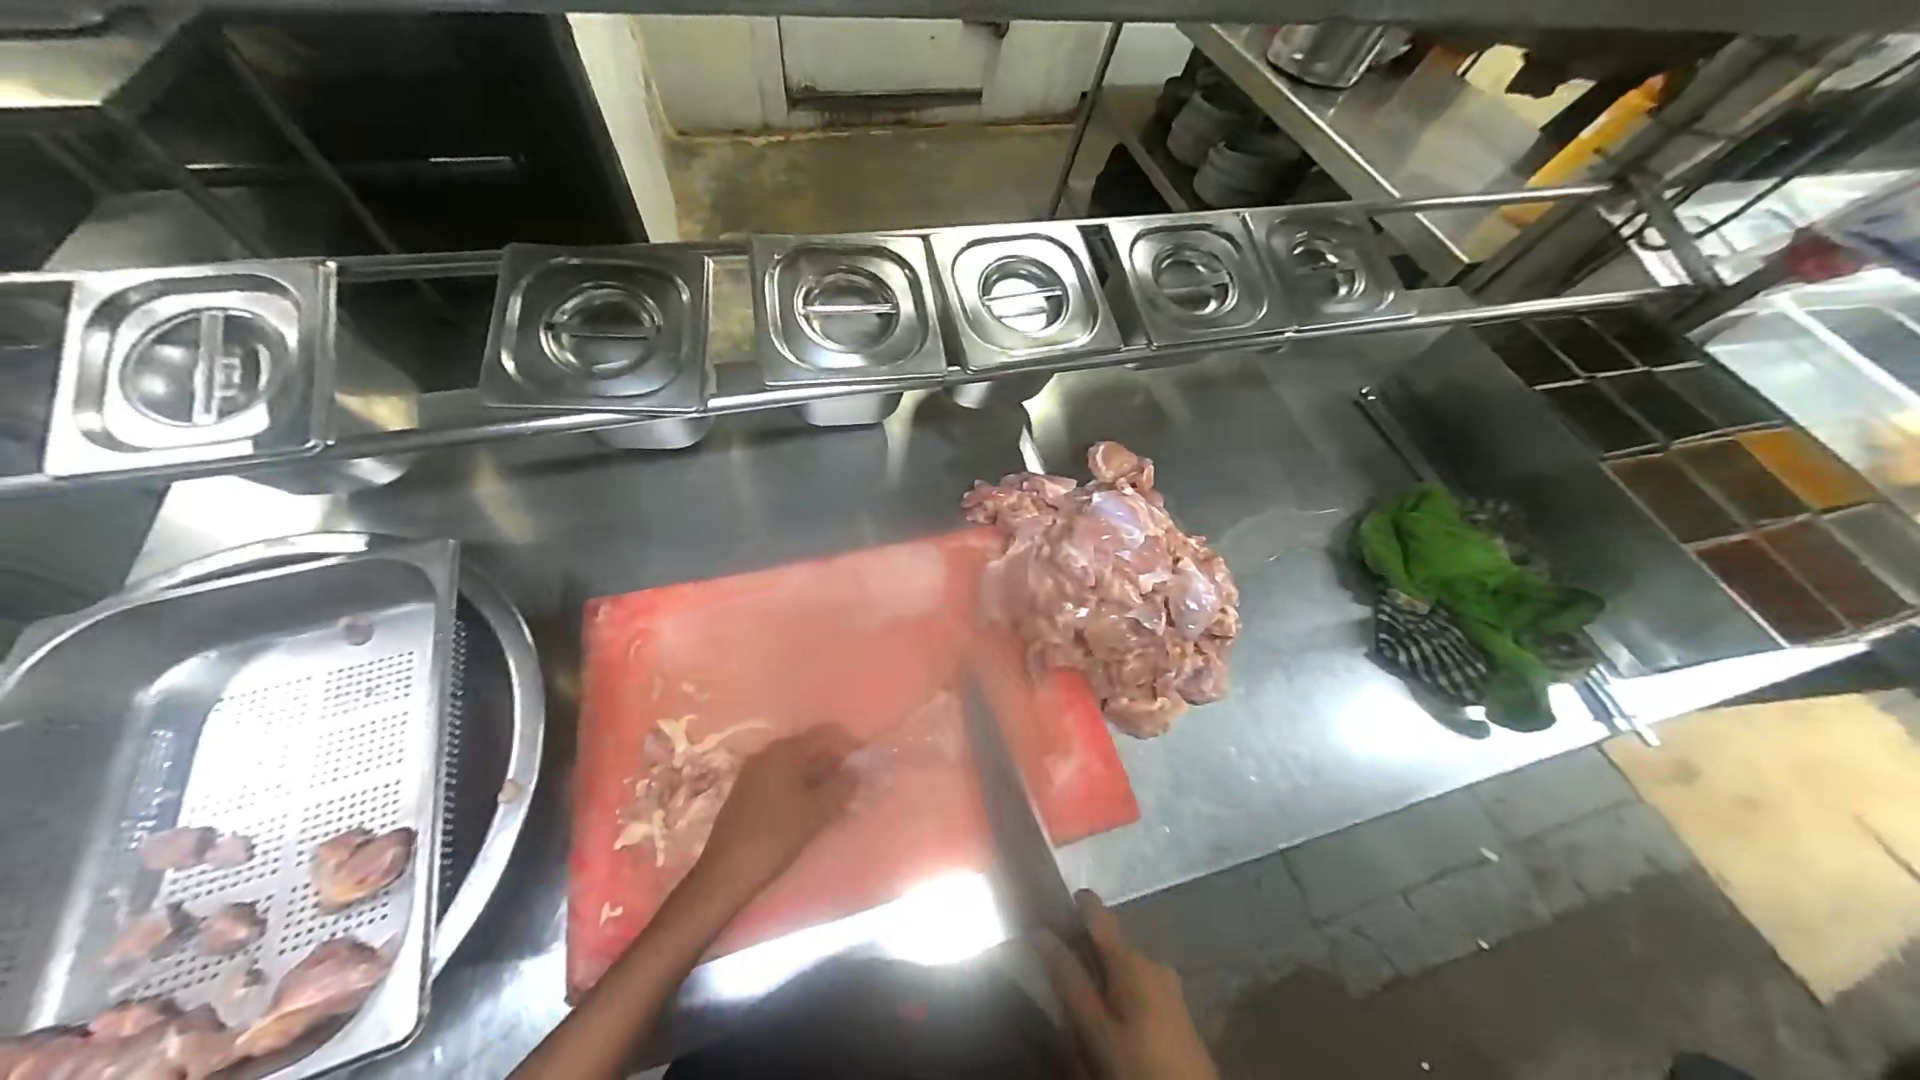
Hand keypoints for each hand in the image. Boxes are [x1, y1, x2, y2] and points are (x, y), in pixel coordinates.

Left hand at [696, 725, 857, 893]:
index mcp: (783, 751)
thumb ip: (841, 787)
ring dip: (817, 775)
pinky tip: (810, 805)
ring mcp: (752, 772)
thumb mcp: (816, 812)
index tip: (865, 762)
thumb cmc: (775, 836)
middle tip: (853, 782)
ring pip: (794, 764)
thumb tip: (855, 772)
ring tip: (836, 796)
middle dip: (833, 762)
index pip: (824, 735)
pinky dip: (800, 785)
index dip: (848, 745)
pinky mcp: (745, 792)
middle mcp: (766, 754)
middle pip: (808, 748)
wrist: (725, 873)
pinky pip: (781, 778)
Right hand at [1040, 891, 1218, 1079]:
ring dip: (1100, 973)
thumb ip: (1069, 980)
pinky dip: (1117, 990)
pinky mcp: (1176, 1011)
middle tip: (1055, 967)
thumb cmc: (1139, 1067)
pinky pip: (1138, 985)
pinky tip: (1107, 1017)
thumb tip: (1042, 932)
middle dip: (1083, 947)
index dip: (1073, 904)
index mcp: (1132, 960)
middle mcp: (1153, 962)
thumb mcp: (1095, 1030)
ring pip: (1123, 965)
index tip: (1049, 911)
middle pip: (1110, 941)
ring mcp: (1169, 987)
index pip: (1098, 912)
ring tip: (1078, 996)